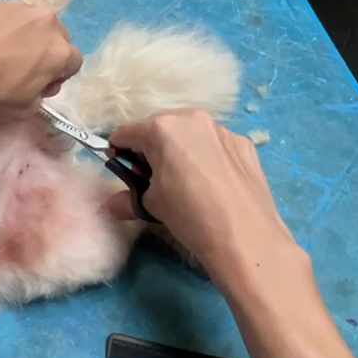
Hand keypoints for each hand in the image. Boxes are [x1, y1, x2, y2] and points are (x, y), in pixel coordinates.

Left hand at [0, 2, 82, 120]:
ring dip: (24, 37)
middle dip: (45, 52)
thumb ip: (39, 95)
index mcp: (60, 51)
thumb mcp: (23, 110)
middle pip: (56, 38)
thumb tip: (35, 86)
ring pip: (32, 23)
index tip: (39, 86)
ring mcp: (18, 7)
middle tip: (20, 70)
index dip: (58, 76)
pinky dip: (1, 28)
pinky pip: (7, 17)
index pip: (73, 63)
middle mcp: (46, 22)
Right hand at [104, 112, 309, 290]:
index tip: (121, 167)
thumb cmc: (189, 215)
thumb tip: (110, 205)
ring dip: (182, 151)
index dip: (119, 150)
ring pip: (191, 135)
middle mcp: (192, 119)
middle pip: (161, 129)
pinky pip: (216, 145)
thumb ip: (127, 199)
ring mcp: (223, 130)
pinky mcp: (244, 144)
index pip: (127, 133)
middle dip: (153, 150)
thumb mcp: (152, 206)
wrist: (246, 237)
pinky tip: (214, 185)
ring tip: (188, 183)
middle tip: (155, 179)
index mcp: (162, 128)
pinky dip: (209, 158)